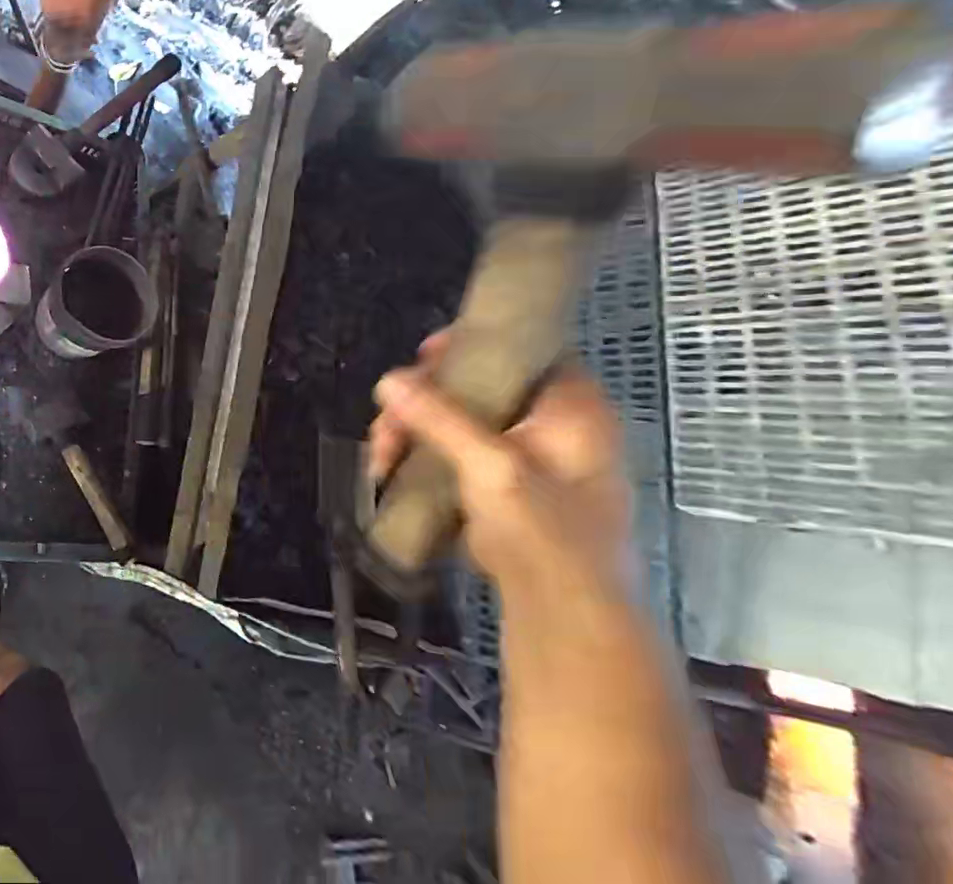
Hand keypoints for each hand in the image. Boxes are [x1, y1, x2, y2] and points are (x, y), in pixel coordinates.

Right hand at [367, 333, 633, 593]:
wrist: (563, 609)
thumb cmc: (545, 531)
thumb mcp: (491, 468)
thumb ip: (440, 420)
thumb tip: (387, 380)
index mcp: (571, 407)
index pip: (524, 348)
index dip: (474, 344)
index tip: (424, 357)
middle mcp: (550, 423)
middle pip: (478, 385)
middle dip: (423, 400)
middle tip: (388, 421)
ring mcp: (524, 455)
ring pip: (459, 420)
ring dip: (414, 431)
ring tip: (381, 457)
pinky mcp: (499, 483)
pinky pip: (455, 451)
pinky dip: (425, 454)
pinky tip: (393, 470)